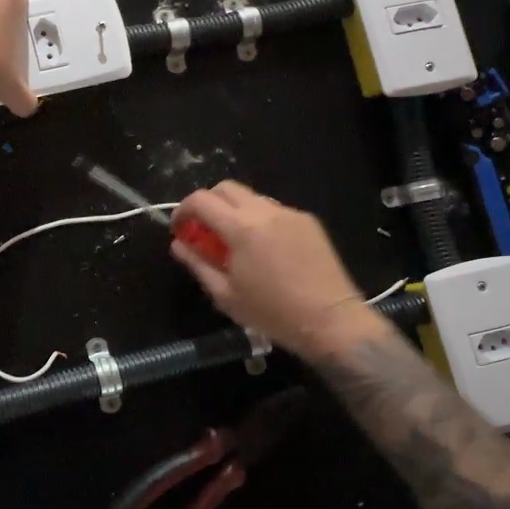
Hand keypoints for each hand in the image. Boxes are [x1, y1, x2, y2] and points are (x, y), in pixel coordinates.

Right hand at [170, 181, 386, 359]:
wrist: (331, 320)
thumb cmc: (272, 312)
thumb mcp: (225, 294)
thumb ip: (197, 263)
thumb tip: (178, 244)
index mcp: (242, 227)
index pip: (201, 200)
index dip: (183, 209)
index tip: (179, 228)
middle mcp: (266, 211)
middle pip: (226, 188)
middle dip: (207, 202)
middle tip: (202, 229)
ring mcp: (290, 213)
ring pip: (252, 197)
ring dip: (234, 210)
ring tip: (234, 240)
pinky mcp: (308, 222)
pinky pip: (274, 210)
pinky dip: (259, 220)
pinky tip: (263, 248)